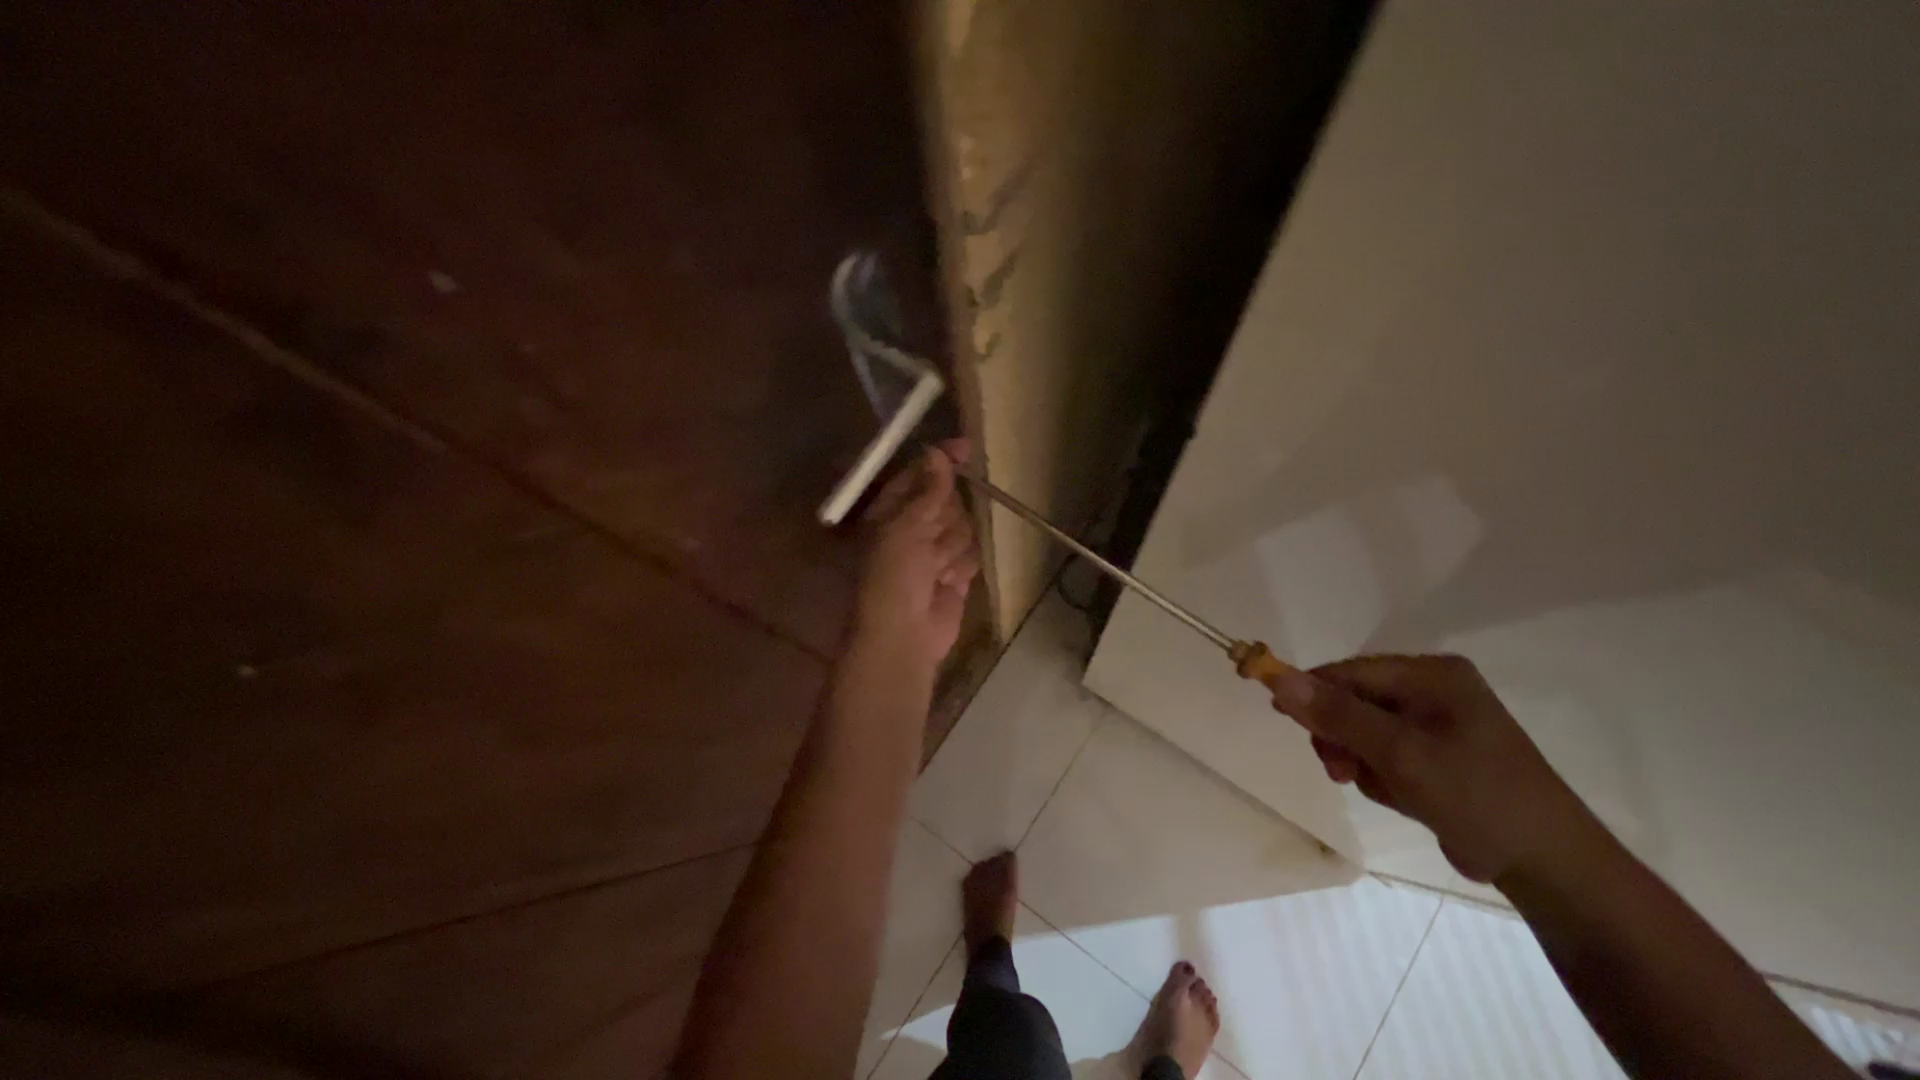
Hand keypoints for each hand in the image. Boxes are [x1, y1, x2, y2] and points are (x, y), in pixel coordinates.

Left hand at [852, 438, 979, 671]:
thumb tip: (937, 453)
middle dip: (947, 516)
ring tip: (937, 570)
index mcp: (890, 511)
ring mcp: (934, 551)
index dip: (940, 461)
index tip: (966, 449)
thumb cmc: (893, 576)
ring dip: (953, 545)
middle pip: (947, 499)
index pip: (919, 474)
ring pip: (963, 526)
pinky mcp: (955, 574)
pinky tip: (949, 581)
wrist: (904, 635)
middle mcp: (912, 527)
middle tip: (933, 539)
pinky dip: (963, 566)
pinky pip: (971, 553)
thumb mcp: (905, 526)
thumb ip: (927, 491)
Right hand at [1267, 654, 1600, 886]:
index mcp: (1432, 675)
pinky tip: (1402, 798)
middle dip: (1342, 737)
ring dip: (1362, 762)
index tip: (1282, 719)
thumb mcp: (1398, 753)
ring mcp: (1440, 725)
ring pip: (1366, 733)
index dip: (1311, 692)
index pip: (1350, 671)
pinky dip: (1383, 776)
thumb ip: (1337, 715)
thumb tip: (1278, 678)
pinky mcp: (1441, 757)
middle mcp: (1435, 690)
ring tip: (1382, 790)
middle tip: (1340, 772)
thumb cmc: (1474, 795)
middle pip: (1356, 701)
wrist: (1545, 861)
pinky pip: (1388, 756)